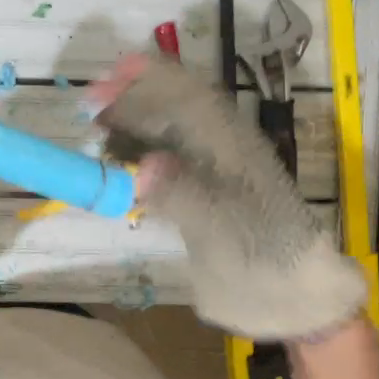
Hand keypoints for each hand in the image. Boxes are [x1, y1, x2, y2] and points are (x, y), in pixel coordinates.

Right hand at [93, 54, 364, 340]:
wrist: (288, 298)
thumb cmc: (263, 254)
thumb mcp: (224, 226)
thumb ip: (182, 194)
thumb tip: (143, 168)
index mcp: (229, 145)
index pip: (187, 96)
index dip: (149, 80)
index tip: (107, 79)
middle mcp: (216, 153)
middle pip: (170, 111)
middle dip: (130, 101)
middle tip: (89, 110)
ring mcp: (205, 179)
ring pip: (162, 139)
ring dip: (128, 132)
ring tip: (95, 138)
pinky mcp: (196, 206)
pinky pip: (158, 172)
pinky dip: (132, 166)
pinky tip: (114, 174)